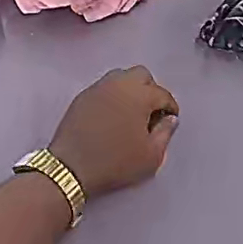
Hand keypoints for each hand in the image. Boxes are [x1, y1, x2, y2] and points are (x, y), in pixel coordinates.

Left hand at [48, 67, 178, 196]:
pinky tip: (112, 114)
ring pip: (121, 77)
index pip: (162, 94)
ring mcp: (98, 88)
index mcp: (140, 95)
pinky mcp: (82, 96)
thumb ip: (165, 133)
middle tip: (151, 112)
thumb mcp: (151, 155)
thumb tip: (169, 119)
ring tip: (131, 111)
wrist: (72, 167)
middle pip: (142, 75)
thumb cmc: (116, 162)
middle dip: (151, 90)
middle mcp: (119, 84)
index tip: (170, 119)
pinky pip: (104, 87)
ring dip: (130, 89)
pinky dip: (113, 95)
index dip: (170, 107)